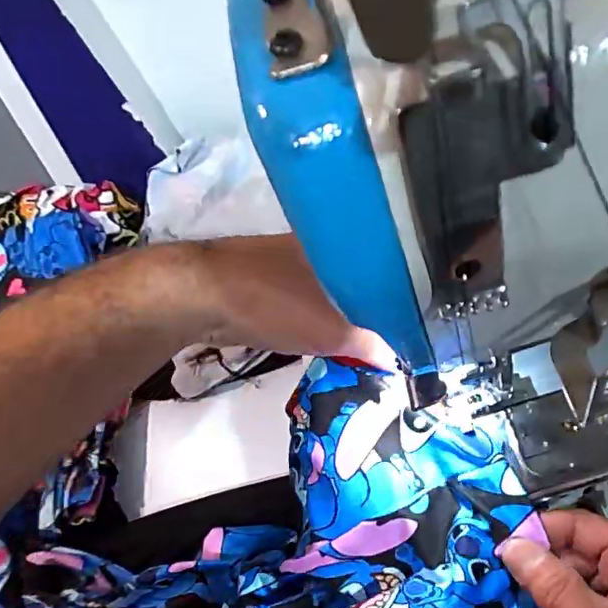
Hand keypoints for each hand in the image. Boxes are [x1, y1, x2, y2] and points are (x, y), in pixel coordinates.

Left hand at [167, 235, 396, 365]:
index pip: (381, 268)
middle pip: (354, 279)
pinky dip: (314, 314)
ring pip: (327, 288)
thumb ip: (367, 346)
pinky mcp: (261, 276)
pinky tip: (320, 332)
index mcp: (338, 246)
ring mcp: (284, 258)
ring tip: (361, 339)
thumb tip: (393, 360)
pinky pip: (302, 296)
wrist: (198, 296)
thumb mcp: (331, 332)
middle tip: (387, 336)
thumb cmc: (274, 304)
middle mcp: (315, 246)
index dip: (397, 296)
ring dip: (341, 312)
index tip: (409, 321)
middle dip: (369, 308)